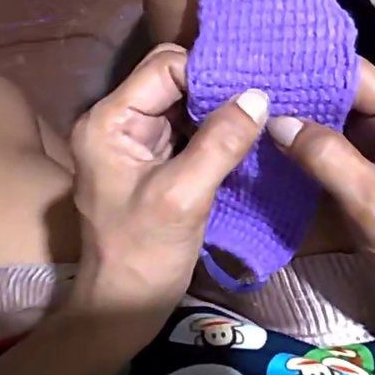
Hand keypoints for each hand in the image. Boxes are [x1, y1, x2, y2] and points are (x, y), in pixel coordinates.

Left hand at [68, 44, 268, 317]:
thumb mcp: (183, 197)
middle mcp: (118, 122)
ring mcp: (136, 142)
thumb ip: (220, 143)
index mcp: (109, 121)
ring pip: (183, 102)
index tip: (255, 80)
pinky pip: (188, 128)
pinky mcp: (154, 161)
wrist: (122, 306)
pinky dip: (216, 128)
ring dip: (220, 106)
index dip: (209, 70)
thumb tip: (259, 95)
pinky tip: (246, 131)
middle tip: (266, 91)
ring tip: (263, 107)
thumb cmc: (143, 255)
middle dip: (217, 84)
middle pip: (173, 79)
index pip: (164, 68)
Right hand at [267, 59, 374, 334]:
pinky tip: (266, 133)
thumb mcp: (366, 197)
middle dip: (296, 88)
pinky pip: (326, 134)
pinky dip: (300, 135)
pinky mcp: (363, 155)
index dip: (308, 68)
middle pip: (338, 87)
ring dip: (294, 111)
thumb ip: (323, 154)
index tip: (261, 66)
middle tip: (244, 85)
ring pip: (328, 110)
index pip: (352, 73)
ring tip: (248, 105)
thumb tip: (275, 119)